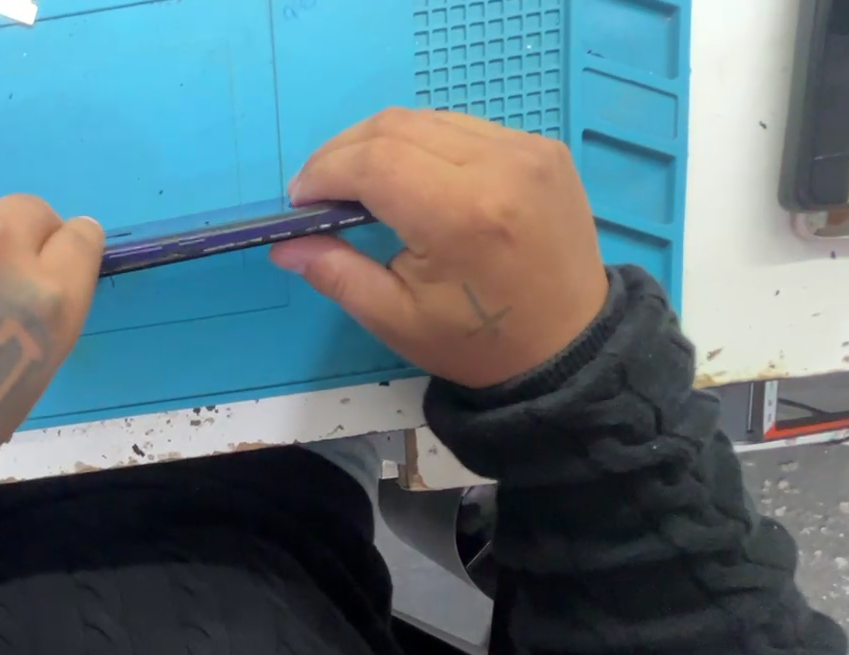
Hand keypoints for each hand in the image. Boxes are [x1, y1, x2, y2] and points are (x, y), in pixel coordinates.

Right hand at [270, 108, 608, 388]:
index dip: (324, 173)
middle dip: (340, 154)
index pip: (375, 162)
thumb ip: (335, 273)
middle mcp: (497, 165)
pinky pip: (458, 127)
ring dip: (374, 145)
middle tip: (314, 192)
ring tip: (349, 184)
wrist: (564, 342)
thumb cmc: (471, 341)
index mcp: (459, 215)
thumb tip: (284, 246)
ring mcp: (525, 148)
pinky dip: (414, 145)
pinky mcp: (538, 147)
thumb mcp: (391, 319)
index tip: (298, 202)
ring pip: (425, 119)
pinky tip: (398, 179)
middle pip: (396, 128)